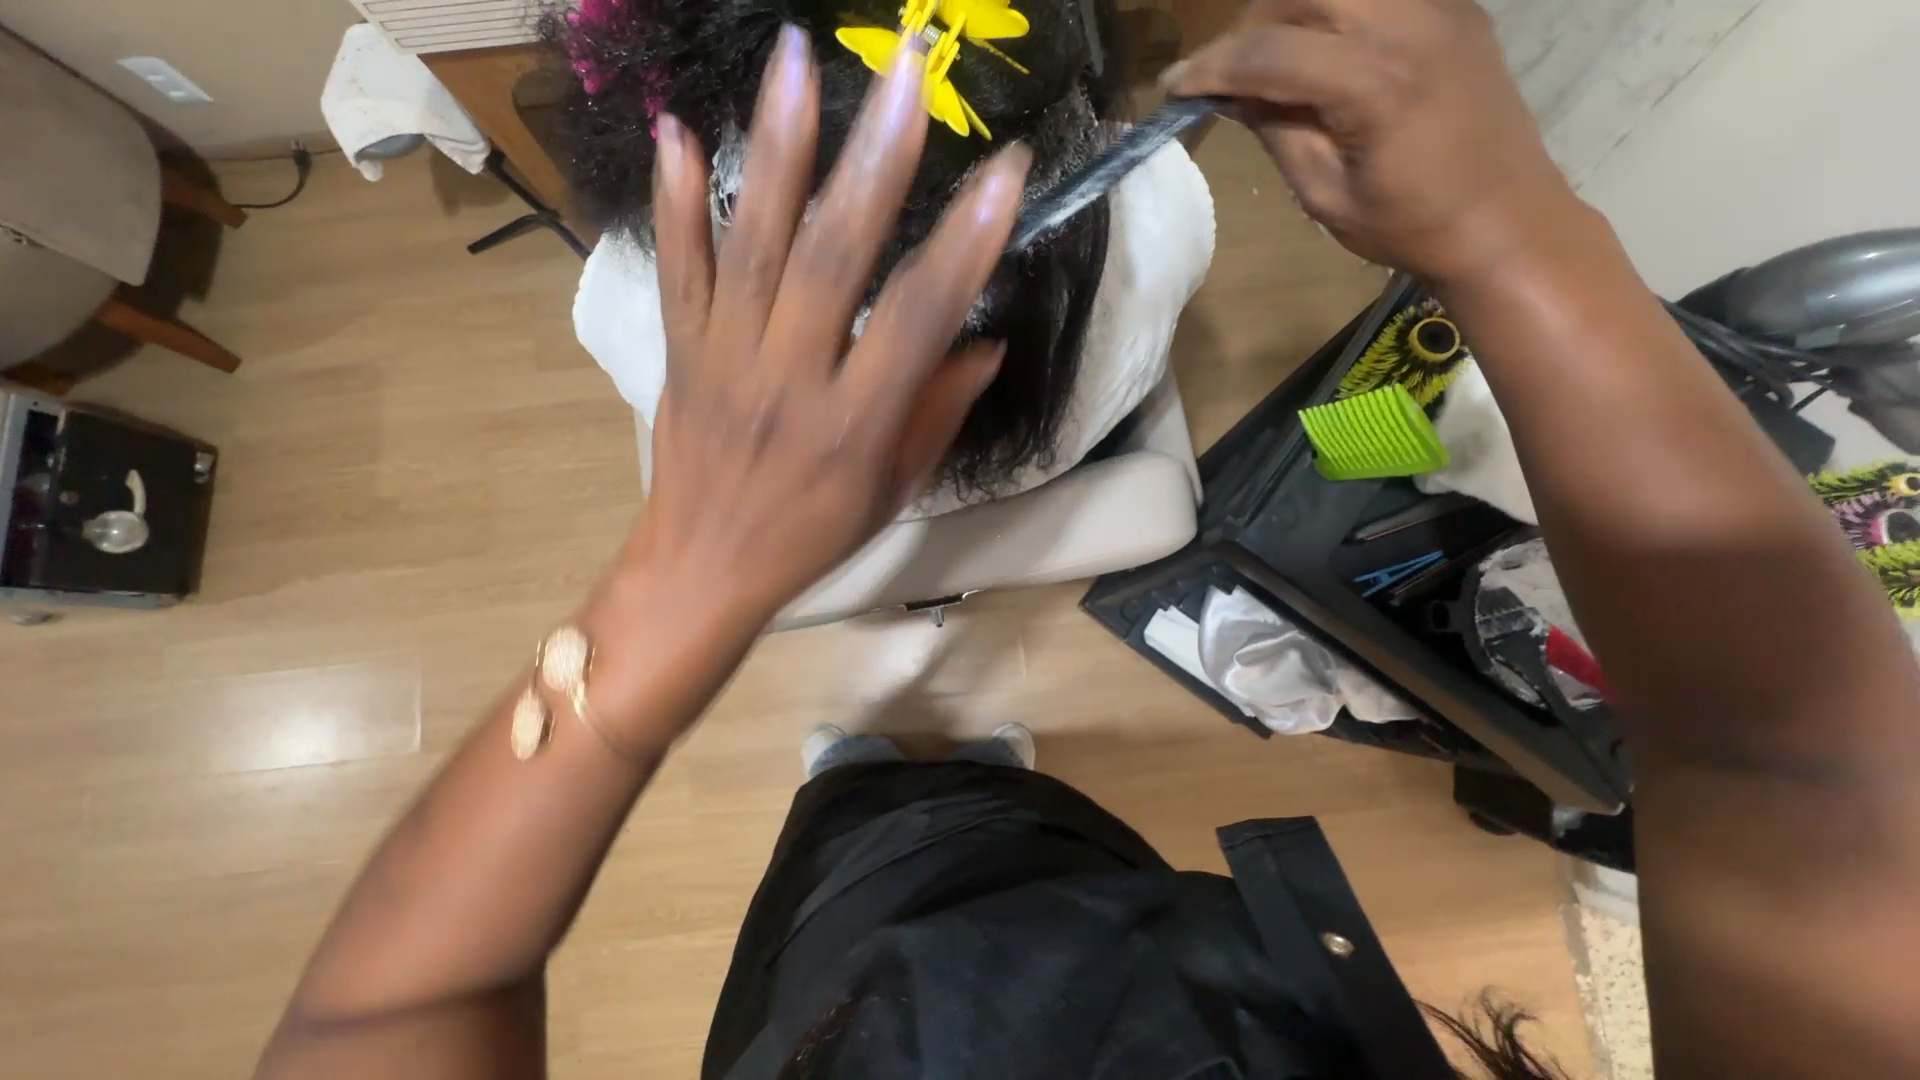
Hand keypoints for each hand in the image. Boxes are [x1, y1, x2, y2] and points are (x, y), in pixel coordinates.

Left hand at [622, 27, 1030, 630]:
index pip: (915, 319)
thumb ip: (938, 412)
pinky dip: (674, 200)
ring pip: (752, 245)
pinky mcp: (680, 348)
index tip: (1004, 172)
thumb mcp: (893, 490)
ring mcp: (724, 357)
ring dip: (776, 148)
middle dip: (874, 161)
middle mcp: (787, 379)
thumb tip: (985, 341)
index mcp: (852, 424)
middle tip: (907, 72)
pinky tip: (676, 128)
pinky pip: (677, 268)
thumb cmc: (812, 535)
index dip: (964, 244)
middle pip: (830, 260)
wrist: (704, 567)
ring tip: (796, 58)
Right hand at [1166, 0, 1581, 284]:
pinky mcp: (1454, 9)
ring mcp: (1438, 7)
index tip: (1175, 86)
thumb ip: (1278, 132)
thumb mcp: (1324, 195)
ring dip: (1293, 11)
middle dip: (1251, 26)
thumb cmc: (1410, 227)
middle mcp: (1409, 25)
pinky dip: (1335, 13)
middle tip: (1229, 75)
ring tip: (1275, 59)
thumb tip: (1236, 94)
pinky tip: (1323, 52)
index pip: (1270, 51)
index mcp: (1374, 84)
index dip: (1212, 66)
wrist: (1506, 220)